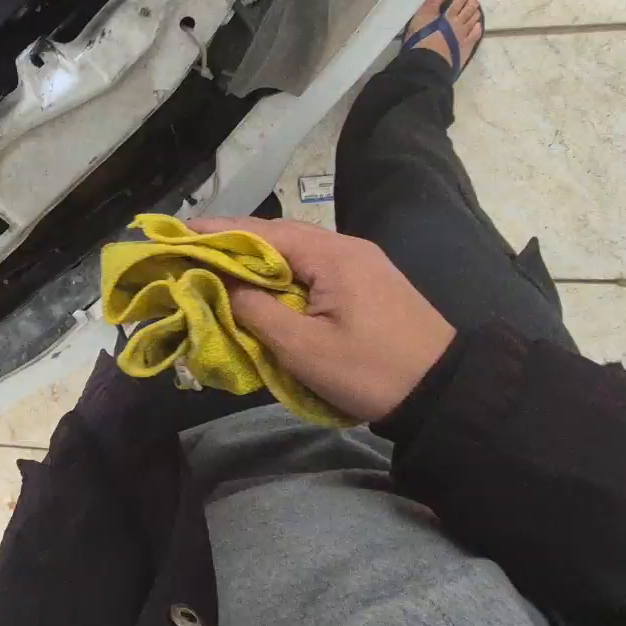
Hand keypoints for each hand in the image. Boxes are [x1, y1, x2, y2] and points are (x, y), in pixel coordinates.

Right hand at [188, 217, 455, 420]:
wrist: (448, 394)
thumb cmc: (371, 371)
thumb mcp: (303, 348)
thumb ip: (255, 310)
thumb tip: (221, 284)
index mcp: (331, 255)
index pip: (262, 231)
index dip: (217, 231)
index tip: (177, 230)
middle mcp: (345, 246)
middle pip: (277, 232)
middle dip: (231, 239)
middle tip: (189, 245)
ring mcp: (360, 261)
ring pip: (294, 247)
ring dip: (255, 253)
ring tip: (216, 260)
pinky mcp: (366, 280)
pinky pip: (311, 263)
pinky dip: (279, 267)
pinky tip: (261, 279)